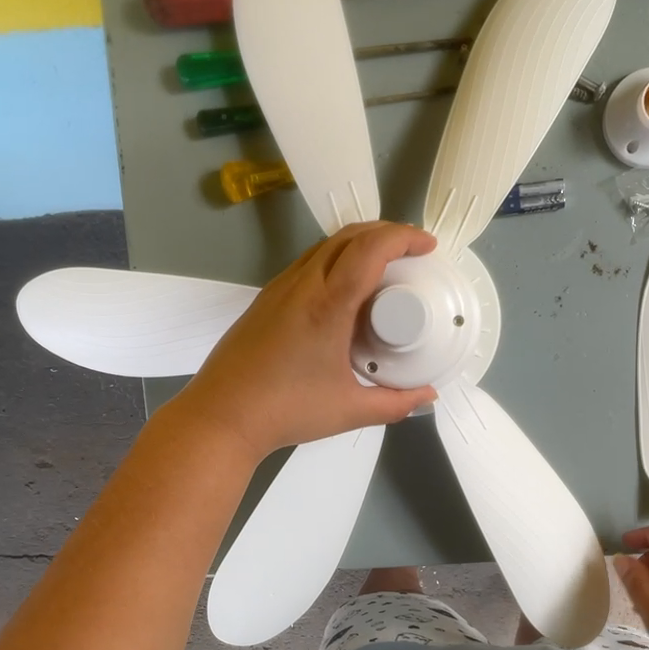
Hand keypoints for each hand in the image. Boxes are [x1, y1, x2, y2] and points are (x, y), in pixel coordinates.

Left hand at [169, 221, 438, 456]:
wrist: (220, 416)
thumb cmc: (286, 411)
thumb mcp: (349, 411)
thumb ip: (395, 404)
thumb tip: (427, 396)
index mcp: (328, 304)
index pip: (370, 249)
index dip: (403, 238)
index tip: (427, 246)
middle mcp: (302, 285)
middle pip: (349, 236)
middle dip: (385, 233)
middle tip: (412, 253)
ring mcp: (279, 288)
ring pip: (325, 246)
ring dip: (359, 245)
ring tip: (384, 268)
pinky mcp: (265, 299)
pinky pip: (308, 263)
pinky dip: (336, 260)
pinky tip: (347, 290)